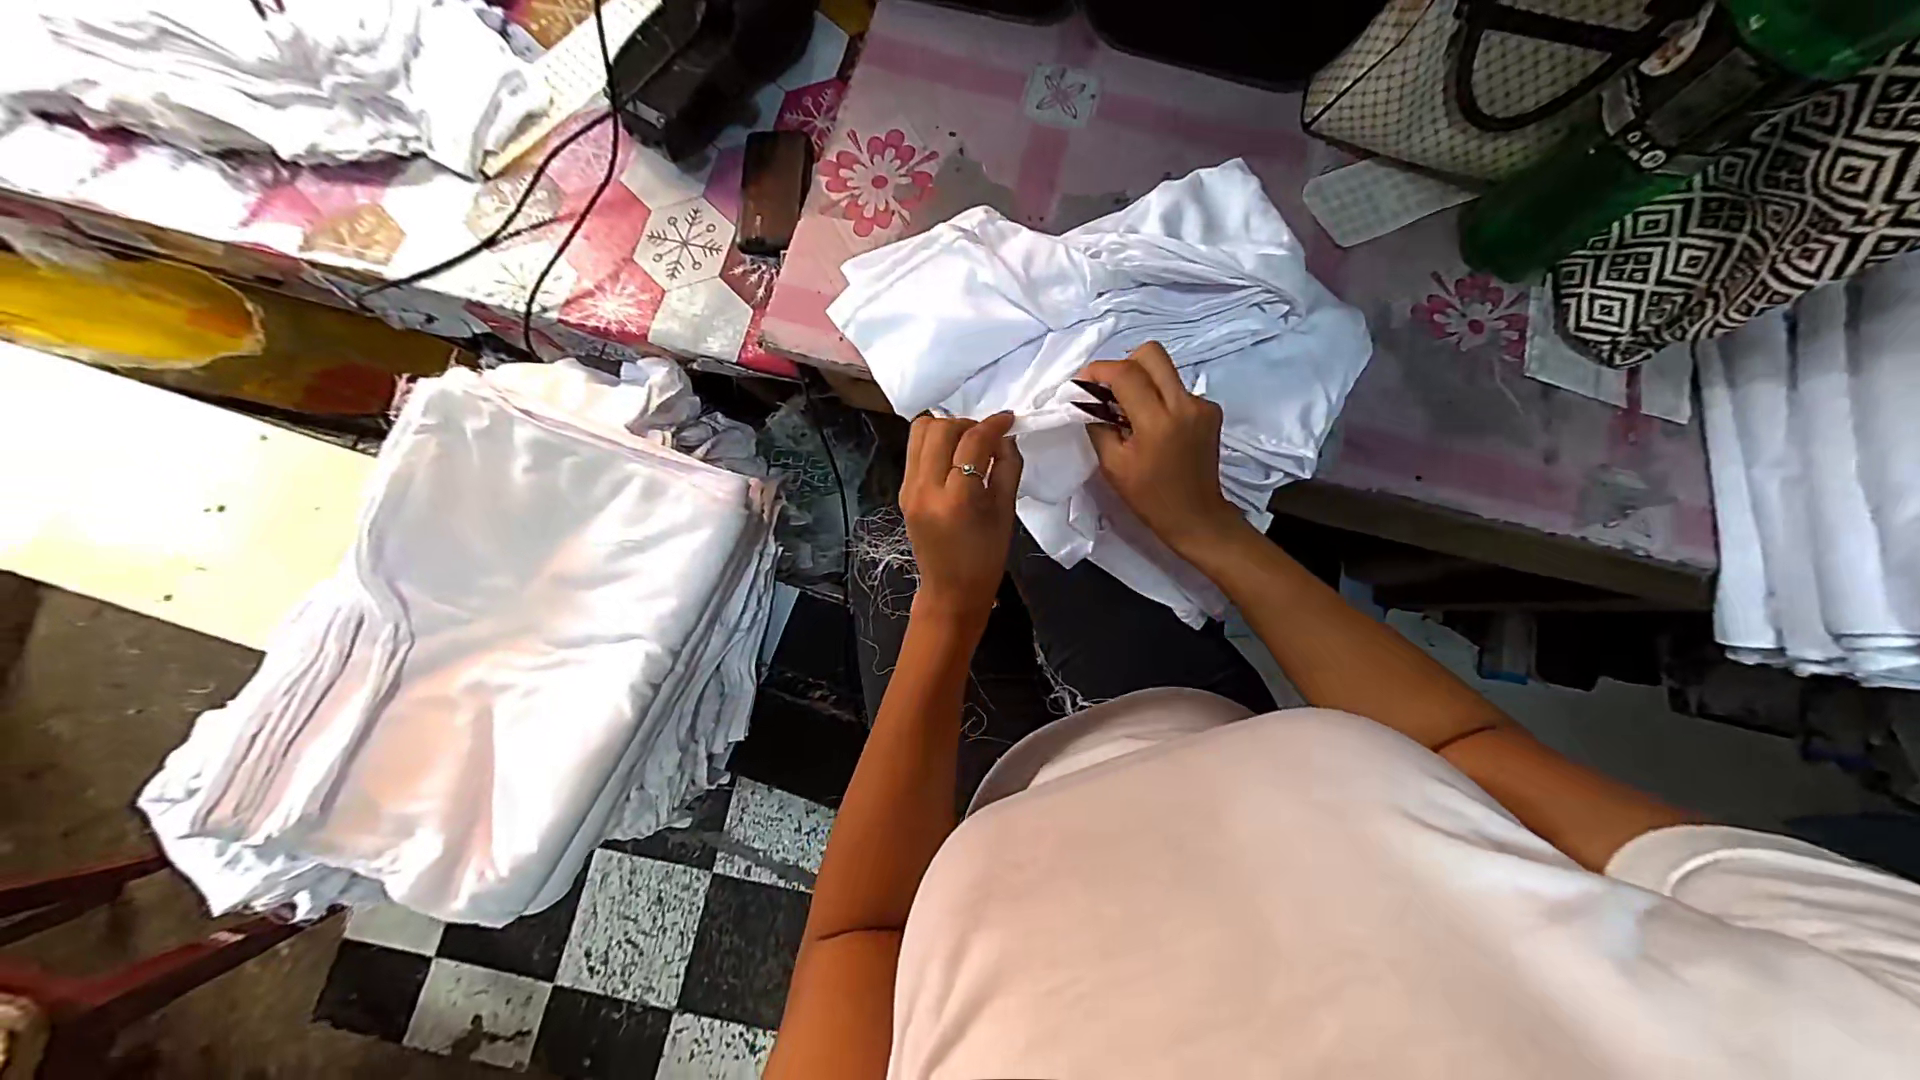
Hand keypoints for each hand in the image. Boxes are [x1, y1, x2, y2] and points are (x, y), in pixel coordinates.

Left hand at [900, 411, 1023, 625]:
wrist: (951, 590)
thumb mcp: (1006, 512)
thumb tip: (1005, 438)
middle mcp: (926, 489)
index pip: (972, 442)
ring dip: (946, 428)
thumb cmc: (986, 557)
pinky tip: (953, 457)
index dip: (994, 424)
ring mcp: (909, 490)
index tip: (1009, 419)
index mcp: (957, 499)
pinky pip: (915, 451)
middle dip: (967, 424)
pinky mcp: (903, 492)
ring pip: (920, 433)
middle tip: (986, 437)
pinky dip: (935, 444)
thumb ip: (1007, 468)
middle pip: (940, 429)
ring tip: (967, 443)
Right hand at [1082, 342, 1248, 556]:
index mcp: (1158, 421)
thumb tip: (1087, 400)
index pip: (1126, 373)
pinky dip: (1159, 399)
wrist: (1195, 516)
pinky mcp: (1211, 411)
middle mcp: (1185, 404)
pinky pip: (1177, 390)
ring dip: (1142, 382)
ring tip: (1128, 412)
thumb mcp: (1112, 464)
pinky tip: (1152, 426)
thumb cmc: (1148, 496)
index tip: (1083, 382)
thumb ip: (1098, 425)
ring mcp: (1202, 405)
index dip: (1099, 370)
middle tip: (1109, 388)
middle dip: (1124, 364)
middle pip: (1152, 354)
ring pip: (1165, 371)